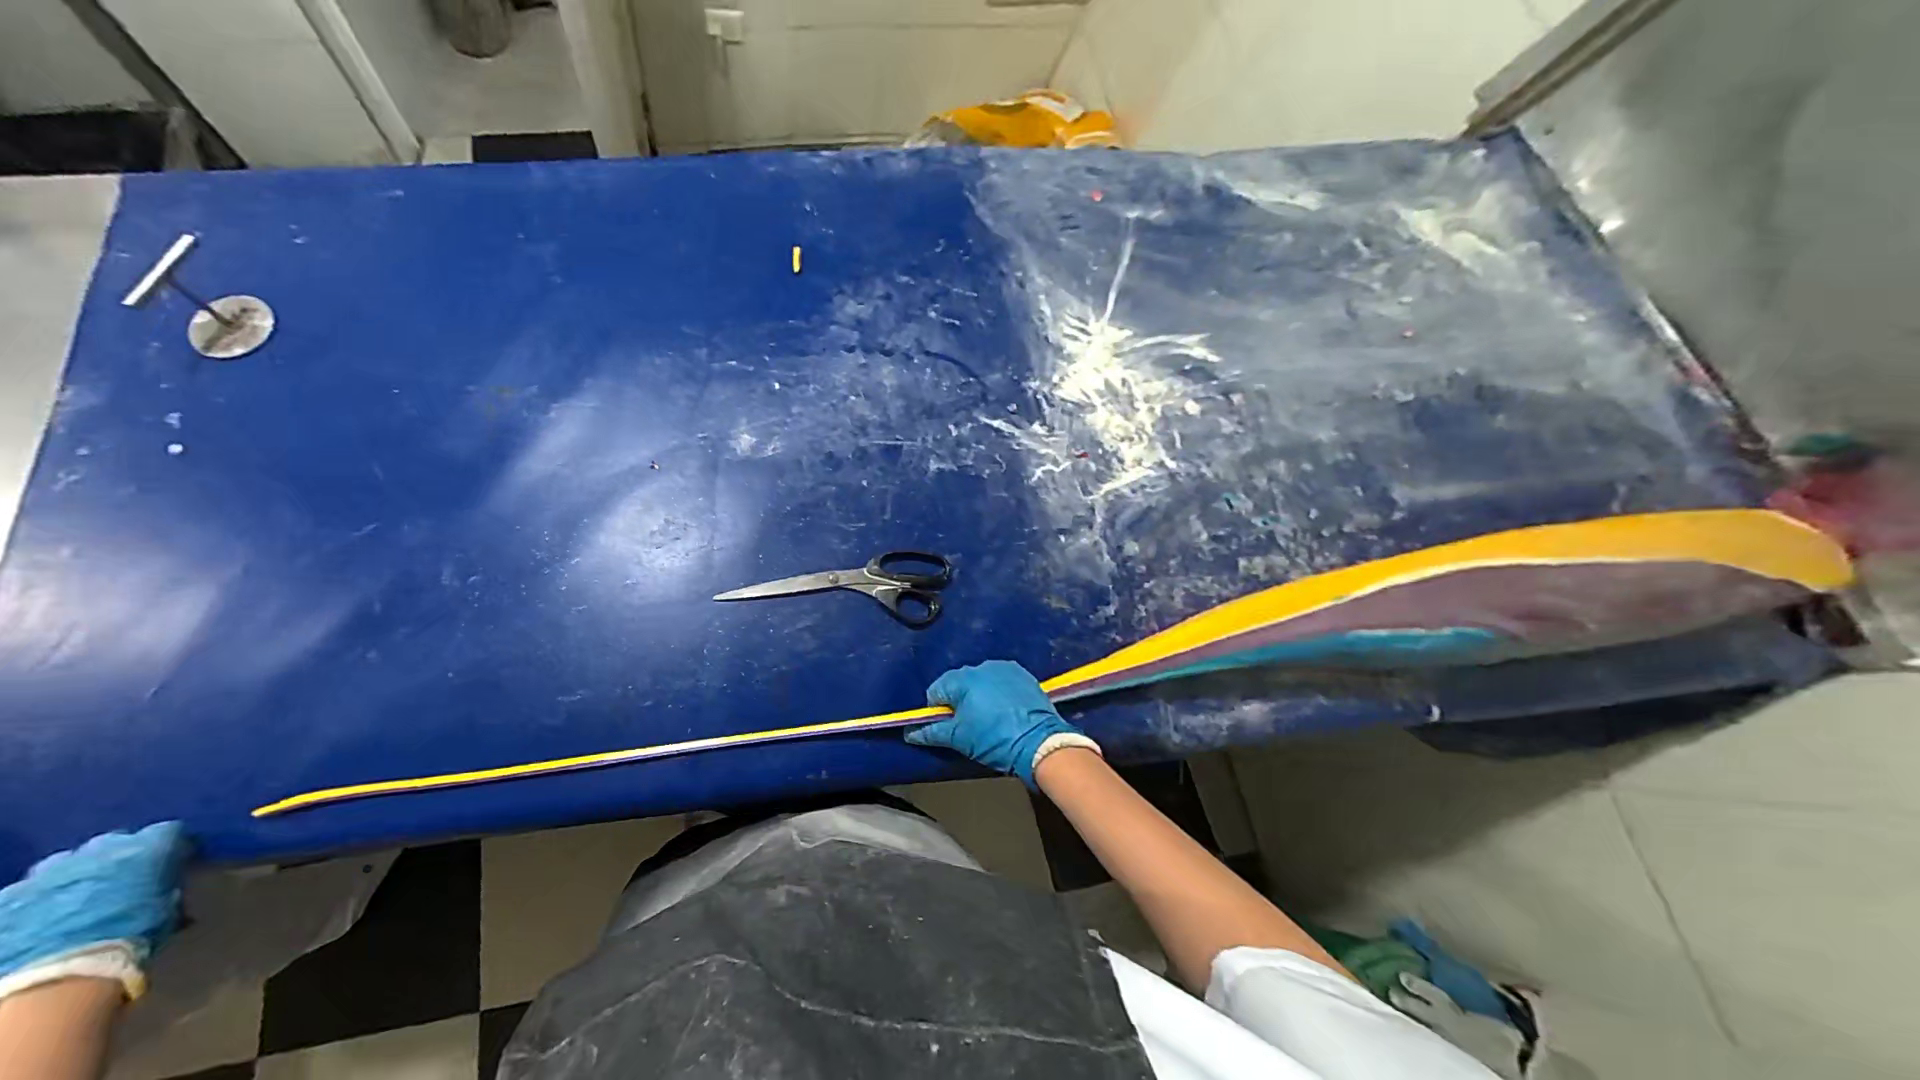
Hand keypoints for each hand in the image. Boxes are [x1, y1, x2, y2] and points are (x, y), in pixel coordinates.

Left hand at [0, 823, 189, 1000]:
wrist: (58, 975)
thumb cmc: (129, 939)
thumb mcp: (167, 913)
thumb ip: (168, 892)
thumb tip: (167, 892)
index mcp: (148, 848)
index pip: (168, 832)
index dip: (170, 848)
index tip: (173, 864)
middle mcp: (100, 849)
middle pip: (113, 843)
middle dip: (118, 858)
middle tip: (123, 883)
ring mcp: (48, 872)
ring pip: (66, 862)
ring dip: (75, 875)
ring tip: (76, 900)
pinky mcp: (8, 897)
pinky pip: (27, 891)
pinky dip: (38, 901)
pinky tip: (41, 920)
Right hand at [906, 661, 1087, 787]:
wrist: (1040, 741)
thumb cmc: (994, 739)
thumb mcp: (959, 738)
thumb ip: (932, 732)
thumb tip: (911, 733)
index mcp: (963, 678)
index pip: (937, 690)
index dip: (938, 710)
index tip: (949, 726)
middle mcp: (983, 667)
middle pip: (959, 684)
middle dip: (960, 702)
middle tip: (969, 726)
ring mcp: (1005, 669)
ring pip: (982, 682)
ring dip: (980, 696)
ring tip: (990, 720)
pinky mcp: (1024, 675)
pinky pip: (1002, 682)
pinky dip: (999, 694)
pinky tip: (1006, 712)